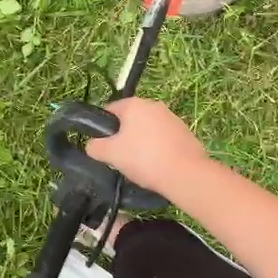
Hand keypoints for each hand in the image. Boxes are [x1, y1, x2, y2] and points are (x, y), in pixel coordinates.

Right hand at [85, 98, 216, 195]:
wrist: (185, 174)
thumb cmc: (143, 158)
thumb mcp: (110, 154)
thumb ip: (95, 147)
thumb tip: (92, 145)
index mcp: (134, 104)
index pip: (110, 110)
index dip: (103, 128)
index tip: (104, 147)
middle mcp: (154, 105)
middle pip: (130, 120)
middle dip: (124, 137)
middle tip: (120, 158)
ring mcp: (172, 118)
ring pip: (148, 130)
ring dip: (142, 144)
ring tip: (140, 166)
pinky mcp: (185, 132)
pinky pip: (164, 139)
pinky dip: (158, 150)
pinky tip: (157, 167)